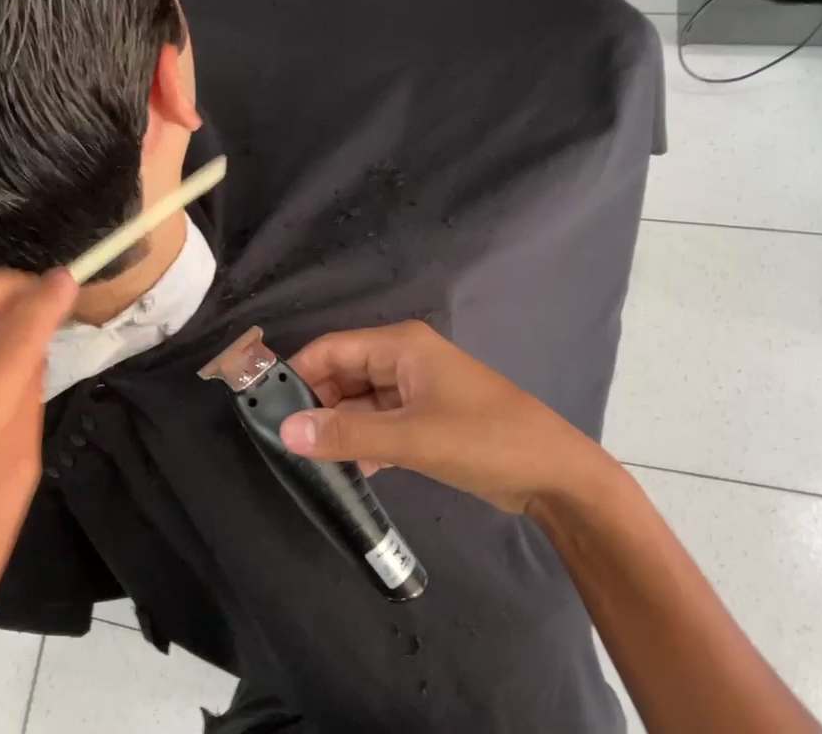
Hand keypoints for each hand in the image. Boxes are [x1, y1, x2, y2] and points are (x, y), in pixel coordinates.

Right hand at [280, 321, 609, 512]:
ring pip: (360, 402)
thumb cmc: (485, 440)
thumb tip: (286, 433)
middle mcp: (404, 360)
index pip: (331, 349)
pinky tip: (353, 471)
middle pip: (342, 374)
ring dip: (340, 428)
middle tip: (288, 442)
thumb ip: (347, 435)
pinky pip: (379, 423)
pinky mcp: (426, 419)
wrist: (554, 475)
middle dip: (317, 405)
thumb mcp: (412, 438)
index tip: (267, 408)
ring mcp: (416, 390)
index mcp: (401, 346)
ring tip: (312, 461)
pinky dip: (364, 443)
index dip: (298, 374)